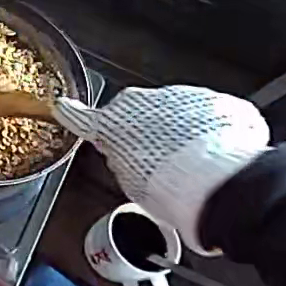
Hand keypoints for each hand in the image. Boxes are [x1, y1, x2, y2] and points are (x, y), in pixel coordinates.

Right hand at [55, 86, 268, 253]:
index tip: (62, 105)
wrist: (223, 186)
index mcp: (112, 125)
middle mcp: (141, 103)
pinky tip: (219, 153)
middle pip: (136, 112)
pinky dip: (211, 130)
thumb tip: (126, 156)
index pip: (83, 117)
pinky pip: (207, 112)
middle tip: (160, 157)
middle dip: (145, 128)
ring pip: (174, 111)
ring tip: (197, 162)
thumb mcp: (132, 184)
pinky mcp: (213, 100)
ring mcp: (178, 97)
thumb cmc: (173, 189)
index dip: (71, 113)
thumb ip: (122, 161)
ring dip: (181, 130)